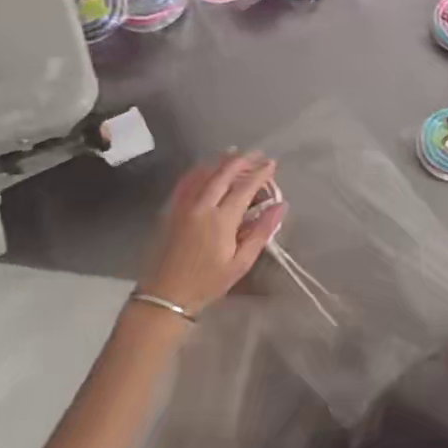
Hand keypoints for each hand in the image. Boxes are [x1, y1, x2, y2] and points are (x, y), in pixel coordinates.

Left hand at [138, 151, 285, 314]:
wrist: (166, 294)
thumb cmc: (208, 282)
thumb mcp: (241, 262)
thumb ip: (261, 232)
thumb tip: (280, 207)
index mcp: (222, 219)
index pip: (245, 187)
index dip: (260, 173)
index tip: (272, 164)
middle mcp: (202, 206)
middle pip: (223, 174)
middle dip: (242, 161)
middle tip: (257, 154)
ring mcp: (183, 205)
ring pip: (203, 174)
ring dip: (221, 162)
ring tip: (235, 154)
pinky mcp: (171, 210)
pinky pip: (186, 182)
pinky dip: (198, 171)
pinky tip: (205, 168)